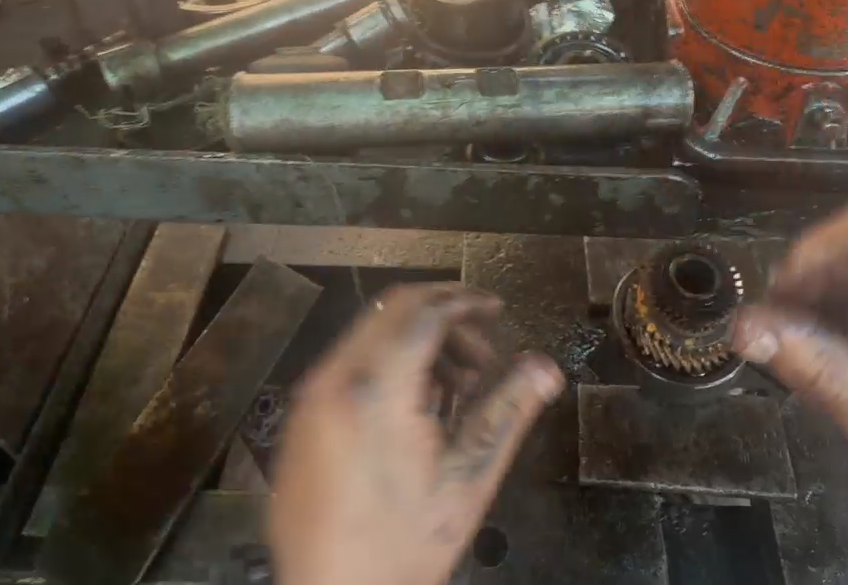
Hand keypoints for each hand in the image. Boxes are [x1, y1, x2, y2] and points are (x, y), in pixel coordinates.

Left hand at [269, 283, 565, 584]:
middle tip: (483, 355)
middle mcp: (334, 377)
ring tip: (457, 387)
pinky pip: (351, 361)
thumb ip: (507, 412)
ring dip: (419, 342)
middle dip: (446, 320)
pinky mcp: (301, 415)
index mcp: (375, 388)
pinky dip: (390, 363)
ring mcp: (310, 395)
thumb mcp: (466, 480)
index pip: (424, 311)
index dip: (465, 301)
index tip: (495, 308)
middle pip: (395, 311)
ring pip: (372, 333)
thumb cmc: (402, 546)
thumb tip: (545, 368)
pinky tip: (418, 407)